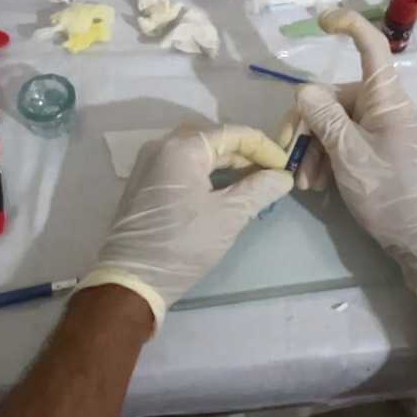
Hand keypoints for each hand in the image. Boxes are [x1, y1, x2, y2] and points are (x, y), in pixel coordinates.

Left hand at [75, 125, 292, 331]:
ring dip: (225, 161)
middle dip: (244, 152)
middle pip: (212, 138)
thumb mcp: (229, 217)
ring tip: (251, 180)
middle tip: (269, 173)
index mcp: (181, 148)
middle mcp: (161, 146)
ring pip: (196, 150)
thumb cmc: (182, 245)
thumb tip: (283, 177)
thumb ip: (259, 189)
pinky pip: (181, 163)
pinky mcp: (144, 182)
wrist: (131, 282)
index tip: (284, 166)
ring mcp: (148, 164)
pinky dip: (205, 170)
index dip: (263, 147)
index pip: (232, 134)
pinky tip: (223, 187)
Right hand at [277, 9, 416, 307]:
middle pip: (335, 96)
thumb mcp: (349, 155)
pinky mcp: (376, 150)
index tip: (320, 21)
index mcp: (384, 97)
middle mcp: (383, 106)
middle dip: (307, 124)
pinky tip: (315, 186)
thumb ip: (325, 118)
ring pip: (335, 123)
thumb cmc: (389, 192)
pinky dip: (326, 158)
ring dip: (313, 148)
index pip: (371, 45)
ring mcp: (380, 128)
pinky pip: (344, 141)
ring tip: (303, 184)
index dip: (348, 25)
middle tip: (288, 157)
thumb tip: (304, 89)